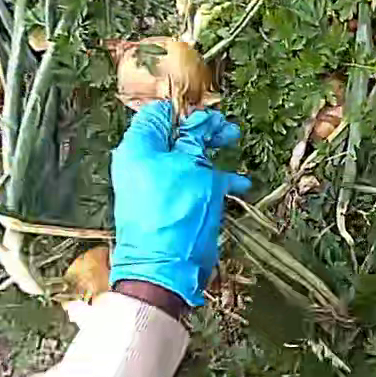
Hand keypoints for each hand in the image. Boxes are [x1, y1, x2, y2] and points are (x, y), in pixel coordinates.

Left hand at [110, 102, 251, 306]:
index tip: (212, 114)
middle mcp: (143, 163)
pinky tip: (238, 183)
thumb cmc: (176, 213)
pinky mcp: (171, 202)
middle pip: (175, 134)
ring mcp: (156, 184)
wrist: (167, 266)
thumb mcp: (191, 167)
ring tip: (233, 147)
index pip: (159, 114)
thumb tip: (201, 120)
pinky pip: (192, 181)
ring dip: (211, 153)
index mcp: (138, 148)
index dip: (187, 110)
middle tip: (229, 130)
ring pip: (186, 157)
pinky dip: (214, 179)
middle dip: (204, 131)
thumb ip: (194, 139)